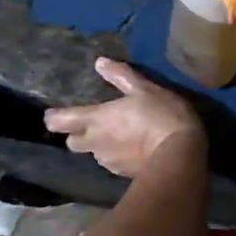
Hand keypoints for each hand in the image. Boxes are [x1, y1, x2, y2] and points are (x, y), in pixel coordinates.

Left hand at [43, 58, 205, 177]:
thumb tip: (100, 62)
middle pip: (71, 141)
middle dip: (78, 134)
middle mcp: (94, 142)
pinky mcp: (122, 173)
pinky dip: (119, 156)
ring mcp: (107, 161)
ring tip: (122, 138)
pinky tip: (136, 150)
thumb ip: (121, 76)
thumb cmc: (160, 116)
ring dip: (101, 146)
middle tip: (95, 125)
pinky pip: (113, 163)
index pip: (57, 122)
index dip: (55, 117)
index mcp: (94, 119)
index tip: (61, 112)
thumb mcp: (145, 89)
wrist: (179, 154)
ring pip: (94, 153)